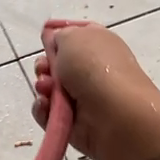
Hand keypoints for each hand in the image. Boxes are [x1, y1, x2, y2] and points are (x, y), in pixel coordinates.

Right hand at [32, 20, 159, 156]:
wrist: (116, 116)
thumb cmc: (95, 68)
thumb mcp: (72, 37)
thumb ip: (59, 35)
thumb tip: (56, 43)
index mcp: (99, 44)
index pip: (75, 35)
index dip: (58, 35)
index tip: (45, 38)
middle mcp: (93, 70)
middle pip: (57, 64)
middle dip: (44, 66)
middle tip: (44, 69)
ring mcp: (85, 98)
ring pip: (50, 90)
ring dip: (43, 87)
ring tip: (47, 90)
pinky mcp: (75, 123)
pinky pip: (49, 114)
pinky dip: (43, 110)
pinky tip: (46, 106)